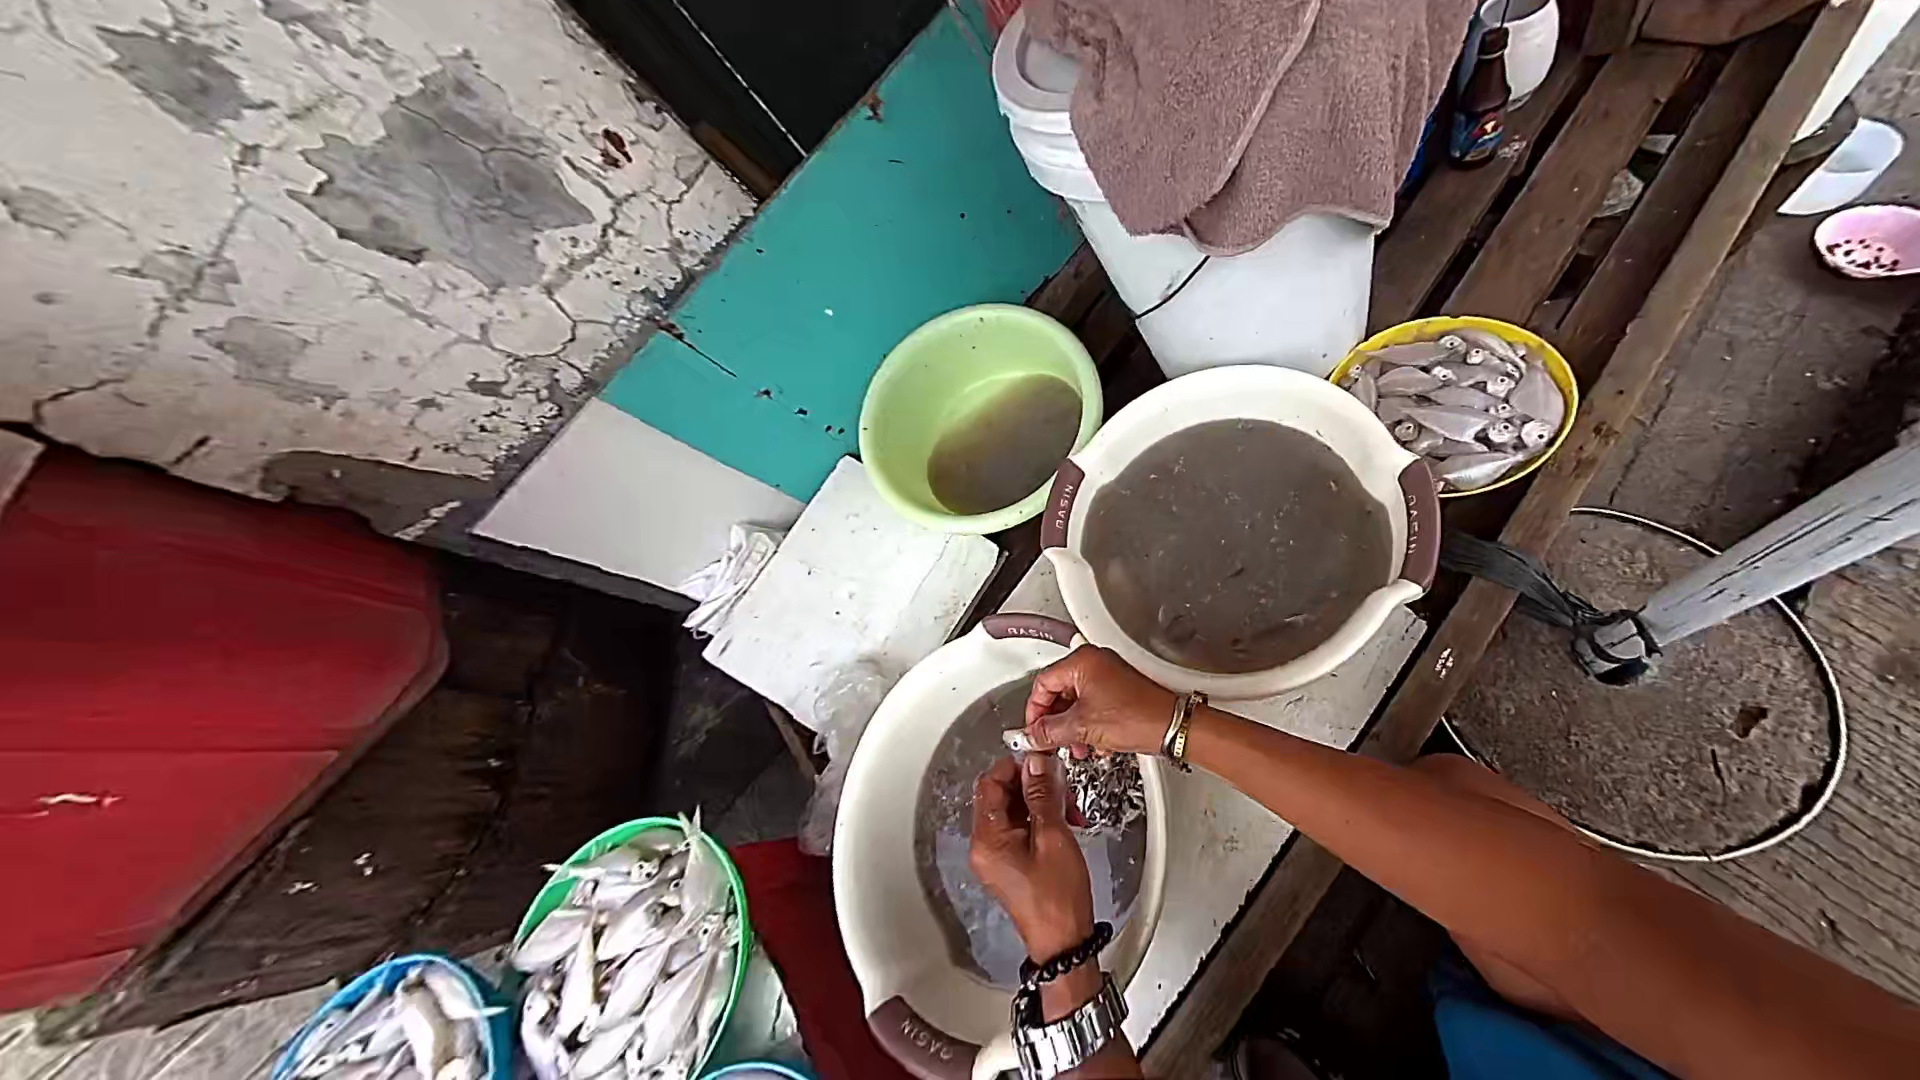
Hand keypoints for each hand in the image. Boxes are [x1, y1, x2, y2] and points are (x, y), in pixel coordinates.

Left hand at [970, 755, 1095, 961]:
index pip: (989, 785)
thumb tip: (1035, 765)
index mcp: (987, 839)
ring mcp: (998, 855)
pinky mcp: (1011, 862)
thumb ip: (1042, 795)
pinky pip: (1020, 827)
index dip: (1014, 768)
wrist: (1065, 944)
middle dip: (1032, 786)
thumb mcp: (1053, 837)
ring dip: (1041, 802)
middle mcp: (985, 846)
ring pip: (1014, 810)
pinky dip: (1041, 818)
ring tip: (1068, 806)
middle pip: (1001, 796)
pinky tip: (1064, 819)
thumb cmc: (1057, 900)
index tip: (1038, 762)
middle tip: (1059, 784)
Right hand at [1024, 645, 1175, 756]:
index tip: (1034, 729)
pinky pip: (1092, 703)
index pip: (1043, 683)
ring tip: (1074, 746)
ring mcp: (1107, 674)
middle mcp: (1094, 662)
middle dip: (1055, 721)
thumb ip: (1049, 731)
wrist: (1172, 726)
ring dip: (1071, 726)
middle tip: (1050, 740)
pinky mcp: (1118, 688)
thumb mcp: (1082, 727)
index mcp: (1081, 661)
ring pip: (1076, 700)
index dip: (1035, 710)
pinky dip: (1087, 722)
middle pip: (1059, 691)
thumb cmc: (1138, 717)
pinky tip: (1092, 742)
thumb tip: (1032, 736)